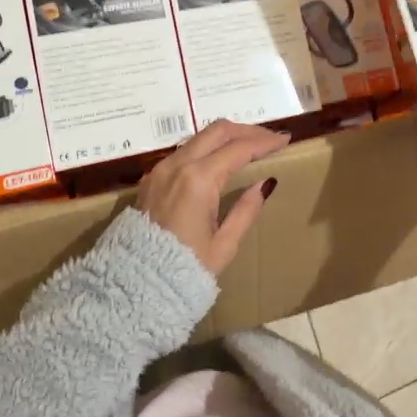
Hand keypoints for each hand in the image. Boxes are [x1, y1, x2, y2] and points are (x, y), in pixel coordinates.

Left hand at [139, 120, 290, 273]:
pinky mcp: (150, 178)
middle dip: (246, 130)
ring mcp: (160, 169)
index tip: (285, 139)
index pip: (239, 148)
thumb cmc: (184, 269)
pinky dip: (206, 148)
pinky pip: (183, 151)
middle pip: (217, 130)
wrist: (132, 287)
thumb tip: (266, 183)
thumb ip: (246, 210)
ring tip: (247, 147)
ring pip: (198, 137)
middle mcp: (177, 165)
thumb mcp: (224, 245)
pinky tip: (219, 161)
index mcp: (198, 179)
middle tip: (268, 139)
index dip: (265, 141)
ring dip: (225, 137)